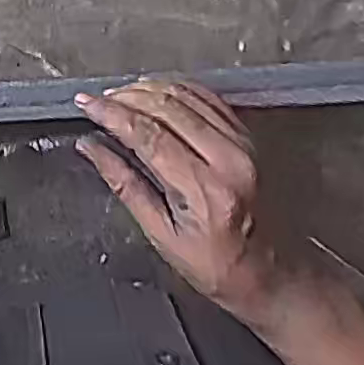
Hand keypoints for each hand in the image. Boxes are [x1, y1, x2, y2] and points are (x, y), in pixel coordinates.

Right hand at [75, 81, 284, 321]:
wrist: (278, 277)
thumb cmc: (222, 267)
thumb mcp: (162, 235)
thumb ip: (124, 184)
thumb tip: (89, 147)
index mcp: (206, 189)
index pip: (146, 133)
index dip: (110, 113)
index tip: (85, 103)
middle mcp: (229, 159)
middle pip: (163, 106)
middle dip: (122, 96)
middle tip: (97, 99)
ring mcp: (242, 143)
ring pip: (182, 93)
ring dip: (144, 88)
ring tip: (119, 96)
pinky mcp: (247, 136)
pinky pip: (204, 96)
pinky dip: (173, 87)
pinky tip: (153, 92)